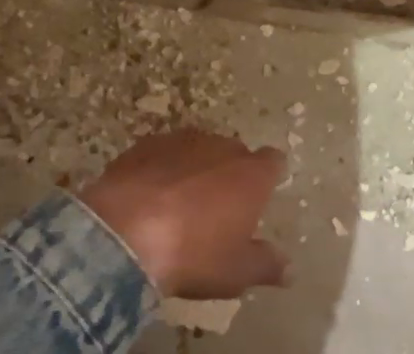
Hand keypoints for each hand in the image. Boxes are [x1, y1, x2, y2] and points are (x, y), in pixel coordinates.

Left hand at [77, 130, 287, 299]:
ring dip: (197, 168)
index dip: (269, 175)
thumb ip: (266, 265)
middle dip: (231, 173)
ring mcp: (181, 139)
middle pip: (235, 153)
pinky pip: (165, 152)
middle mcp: (220, 146)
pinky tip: (152, 195)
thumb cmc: (192, 254)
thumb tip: (289, 268)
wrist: (124, 231)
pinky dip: (165, 168)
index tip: (262, 194)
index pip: (273, 161)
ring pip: (199, 149)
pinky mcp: (146, 143)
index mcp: (250, 175)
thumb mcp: (236, 273)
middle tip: (220, 208)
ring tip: (183, 202)